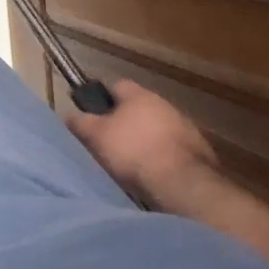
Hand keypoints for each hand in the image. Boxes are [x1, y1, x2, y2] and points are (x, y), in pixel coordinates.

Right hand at [64, 80, 219, 206]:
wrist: (181, 183)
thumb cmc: (132, 151)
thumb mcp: (95, 136)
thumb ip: (80, 122)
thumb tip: (69, 114)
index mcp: (139, 95)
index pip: (117, 85)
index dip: (103, 99)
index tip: (94, 117)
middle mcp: (165, 104)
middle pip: (138, 108)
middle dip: (125, 122)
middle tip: (109, 142)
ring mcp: (185, 127)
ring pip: (157, 128)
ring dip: (146, 139)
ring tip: (131, 162)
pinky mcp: (199, 150)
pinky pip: (173, 147)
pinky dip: (163, 156)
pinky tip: (153, 172)